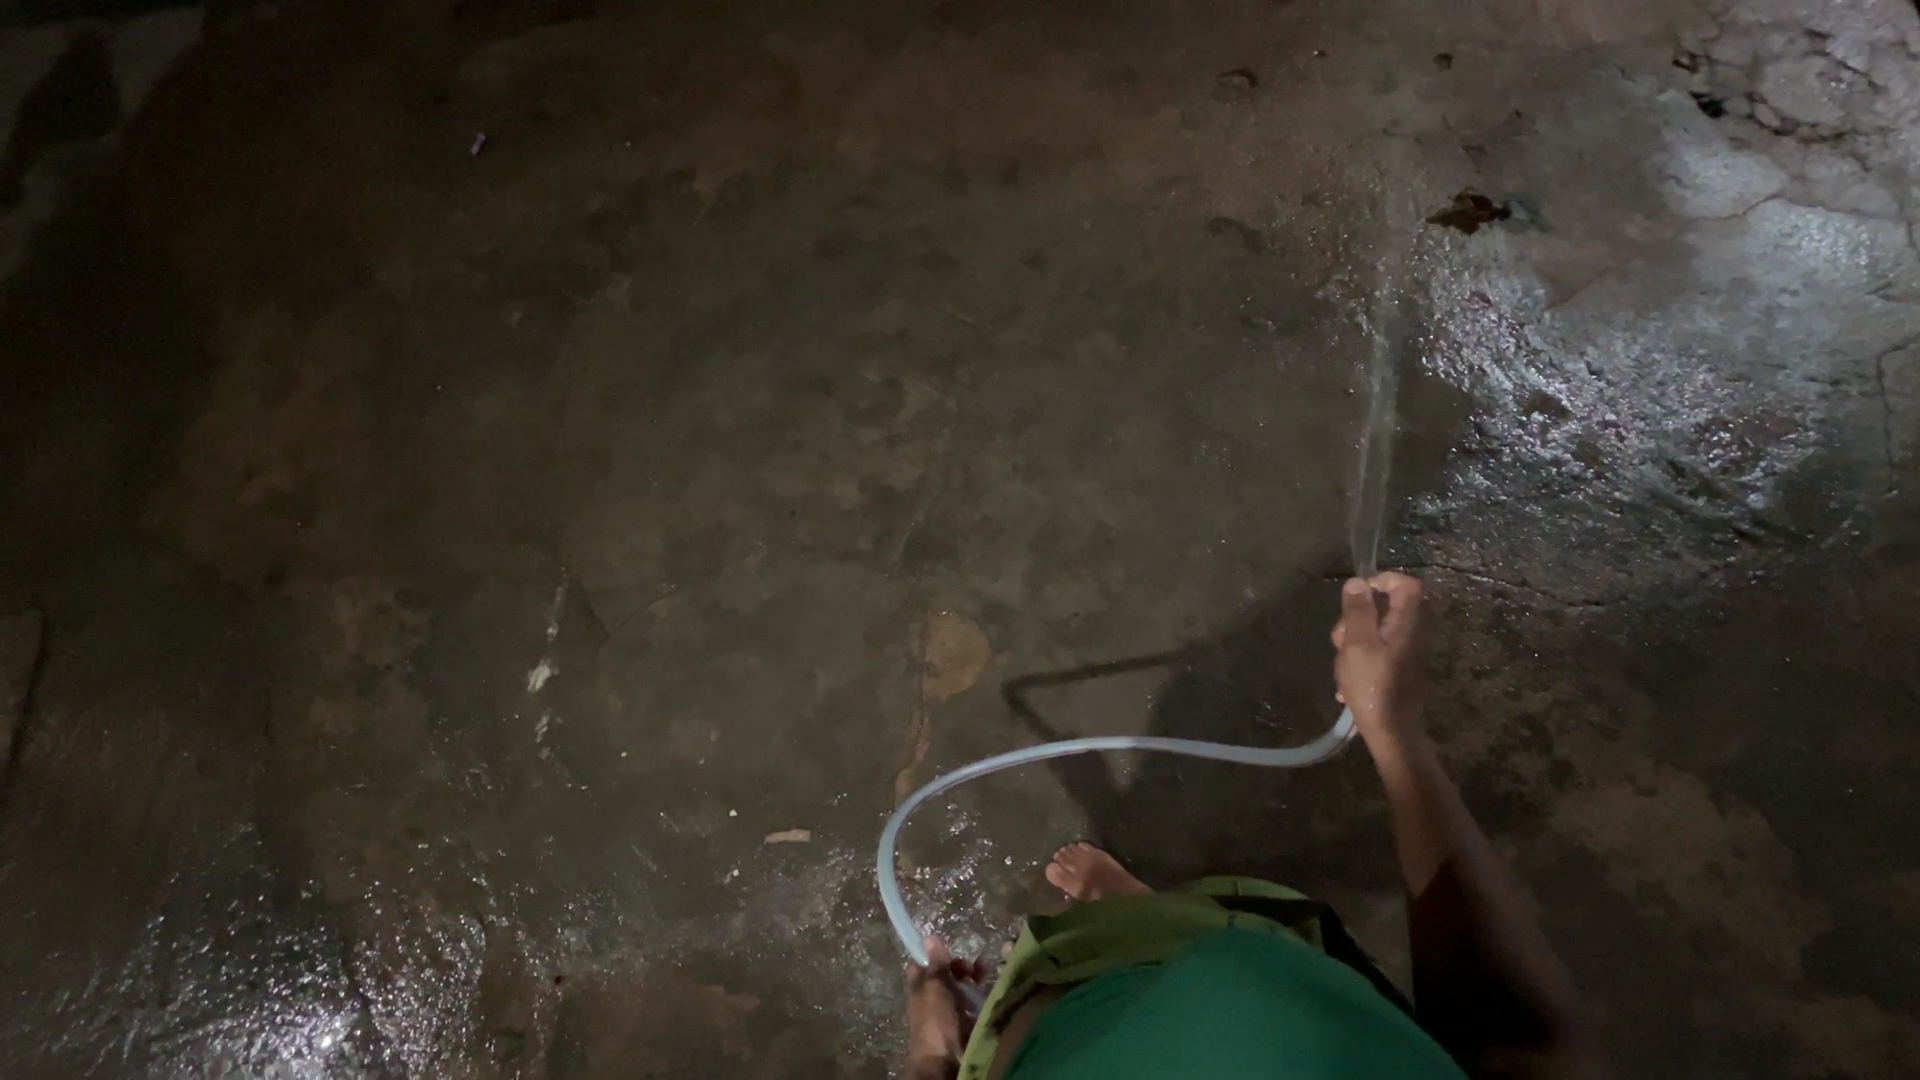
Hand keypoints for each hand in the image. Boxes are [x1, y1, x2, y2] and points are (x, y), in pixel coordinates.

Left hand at [905, 936, 987, 1074]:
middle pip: (946, 975)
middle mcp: (934, 998)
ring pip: (962, 987)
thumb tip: (929, 936)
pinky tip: (991, 988)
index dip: (934, 954)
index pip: (923, 964)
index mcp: (920, 988)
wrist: (946, 1063)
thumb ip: (935, 963)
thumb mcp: (934, 986)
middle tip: (973, 965)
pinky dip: (983, 994)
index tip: (949, 945)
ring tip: (986, 971)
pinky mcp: (967, 1023)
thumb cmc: (934, 1020)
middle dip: (960, 966)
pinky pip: (975, 1003)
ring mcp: (950, 1011)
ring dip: (974, 977)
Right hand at [1331, 572, 1423, 740]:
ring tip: (1343, 667)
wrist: (1390, 730)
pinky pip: (1372, 652)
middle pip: (1382, 608)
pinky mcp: (1396, 668)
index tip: (1357, 593)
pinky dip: (1356, 660)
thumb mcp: (1356, 644)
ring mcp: (1403, 652)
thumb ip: (1357, 611)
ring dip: (1351, 643)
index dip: (1383, 580)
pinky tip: (1346, 681)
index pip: (1406, 585)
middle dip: (1354, 619)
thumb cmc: (1372, 685)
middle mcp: (1409, 633)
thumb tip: (1358, 582)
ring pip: (1372, 631)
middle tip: (1340, 640)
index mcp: (1404, 624)